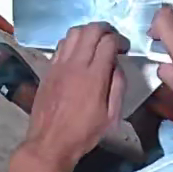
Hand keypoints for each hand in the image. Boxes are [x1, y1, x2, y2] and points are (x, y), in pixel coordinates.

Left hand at [14, 23, 125, 171]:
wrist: (49, 142)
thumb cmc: (83, 133)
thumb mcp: (111, 116)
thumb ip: (118, 86)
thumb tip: (117, 65)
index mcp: (94, 76)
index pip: (108, 42)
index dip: (120, 40)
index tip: (124, 48)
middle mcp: (76, 64)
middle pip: (90, 30)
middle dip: (105, 29)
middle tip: (112, 39)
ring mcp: (59, 65)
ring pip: (73, 32)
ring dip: (88, 32)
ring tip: (95, 42)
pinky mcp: (48, 68)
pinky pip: (61, 44)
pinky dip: (73, 41)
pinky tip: (78, 52)